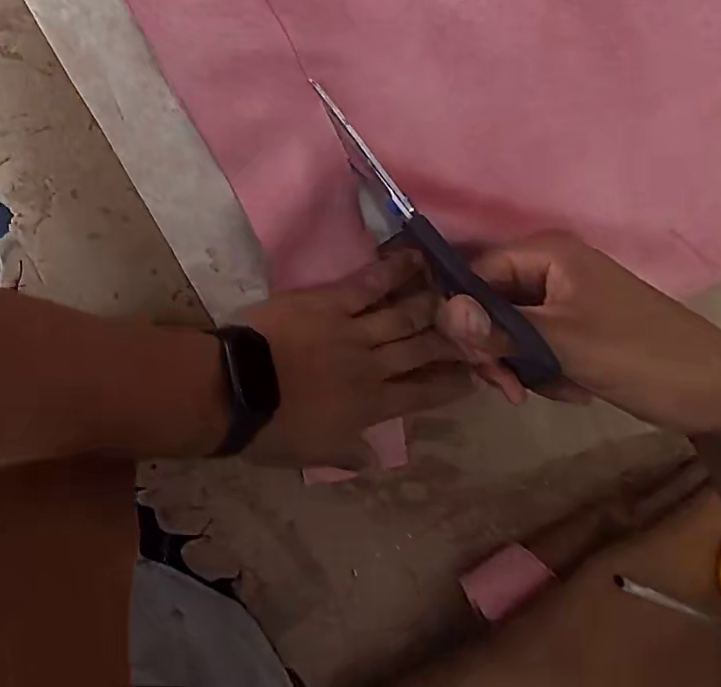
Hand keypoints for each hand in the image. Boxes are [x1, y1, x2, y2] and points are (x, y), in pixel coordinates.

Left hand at [234, 250, 474, 467]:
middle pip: (421, 350)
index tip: (476, 375)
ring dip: (431, 303)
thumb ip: (348, 453)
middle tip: (481, 326)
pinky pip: (368, 285)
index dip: (451, 385)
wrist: (240, 388)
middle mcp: (372, 367)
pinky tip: (415, 258)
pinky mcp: (332, 304)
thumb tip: (374, 461)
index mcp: (369, 407)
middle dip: (454, 340)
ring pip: (403, 316)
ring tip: (456, 292)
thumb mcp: (312, 453)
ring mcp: (353, 332)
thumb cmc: (272, 427)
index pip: (421, 395)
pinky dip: (393, 271)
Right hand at [435, 232, 720, 435]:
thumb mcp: (563, 343)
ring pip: (509, 327)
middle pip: (489, 302)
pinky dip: (543, 368)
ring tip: (554, 388)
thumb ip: (498, 328)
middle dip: (495, 347)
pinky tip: (571, 387)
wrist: (720, 395)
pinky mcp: (576, 324)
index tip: (476, 362)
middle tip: (510, 388)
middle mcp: (550, 266)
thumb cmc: (641, 355)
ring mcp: (564, 295)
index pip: (475, 273)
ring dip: (520, 363)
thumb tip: (441, 313)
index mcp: (546, 252)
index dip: (466, 315)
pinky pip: (535, 342)